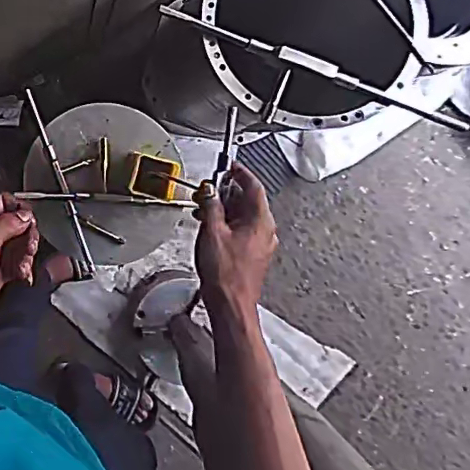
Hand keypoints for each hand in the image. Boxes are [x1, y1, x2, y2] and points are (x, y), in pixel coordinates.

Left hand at [0, 193, 37, 357]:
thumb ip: (3, 227)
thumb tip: (22, 215)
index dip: (16, 207)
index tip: (28, 218)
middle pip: (13, 224)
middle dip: (25, 233)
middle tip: (28, 244)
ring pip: (18, 244)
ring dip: (26, 252)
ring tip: (24, 263)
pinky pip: (18, 264)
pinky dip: (24, 268)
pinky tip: (22, 275)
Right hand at [193, 164, 276, 315]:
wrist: (230, 304)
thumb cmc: (226, 274)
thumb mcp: (212, 231)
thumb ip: (211, 205)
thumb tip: (210, 191)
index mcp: (260, 221)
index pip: (254, 186)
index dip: (240, 173)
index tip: (230, 166)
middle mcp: (265, 231)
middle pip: (248, 200)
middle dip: (226, 193)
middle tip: (209, 189)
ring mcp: (260, 243)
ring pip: (243, 215)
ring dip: (224, 209)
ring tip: (204, 210)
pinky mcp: (253, 253)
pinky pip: (241, 229)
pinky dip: (226, 223)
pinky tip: (210, 227)